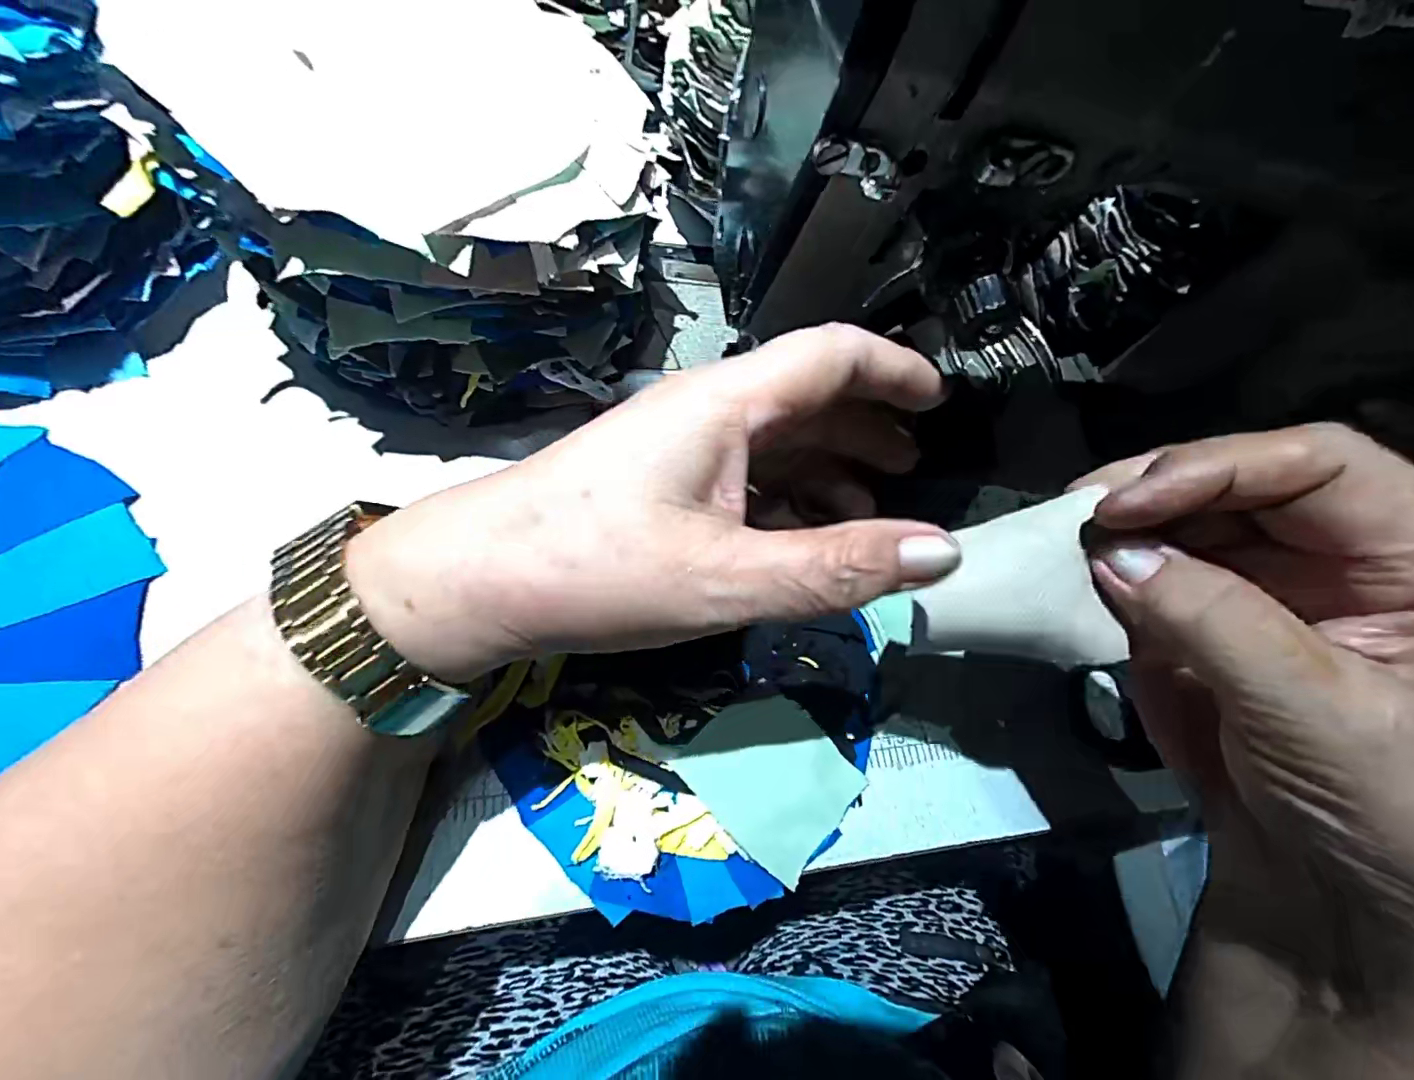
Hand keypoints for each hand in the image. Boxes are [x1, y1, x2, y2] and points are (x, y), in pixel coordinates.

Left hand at [346, 325, 961, 681]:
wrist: (472, 584)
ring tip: (872, 509)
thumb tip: (941, 552)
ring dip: (835, 467)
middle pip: (811, 397)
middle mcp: (710, 411)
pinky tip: (806, 535)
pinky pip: (752, 476)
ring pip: (782, 441)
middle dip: (871, 427)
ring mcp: (687, 447)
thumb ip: (836, 567)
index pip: (831, 354)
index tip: (939, 400)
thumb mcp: (728, 578)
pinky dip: (794, 499)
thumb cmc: (595, 570)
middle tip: (915, 468)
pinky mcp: (670, 483)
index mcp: (727, 405)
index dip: (894, 368)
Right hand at [1077, 424, 1413, 1073]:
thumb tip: (1112, 552)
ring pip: (1190, 531)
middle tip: (1083, 511)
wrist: (1364, 932)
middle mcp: (1342, 562)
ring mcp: (1271, 598)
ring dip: (1130, 534)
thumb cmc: (1403, 822)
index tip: (1131, 501)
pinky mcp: (1215, 636)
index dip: (1222, 466)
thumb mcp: (1321, 718)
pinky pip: (1160, 586)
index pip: (1322, 467)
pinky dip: (1119, 580)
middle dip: (1161, 493)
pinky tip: (1086, 583)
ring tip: (1072, 544)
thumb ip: (1214, 622)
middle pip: (1244, 488)